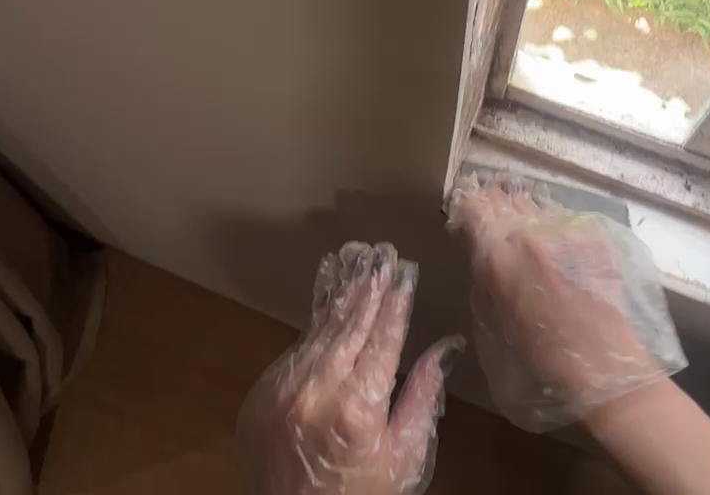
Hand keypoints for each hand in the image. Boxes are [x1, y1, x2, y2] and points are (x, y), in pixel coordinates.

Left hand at [238, 242, 463, 494]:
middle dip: (370, 286)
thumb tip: (448, 346)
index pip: (384, 336)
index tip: (406, 270)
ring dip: (343, 295)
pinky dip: (316, 324)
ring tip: (359, 263)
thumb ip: (423, 395)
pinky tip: (331, 301)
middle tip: (382, 254)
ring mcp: (283, 391)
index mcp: (358, 407)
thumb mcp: (405, 456)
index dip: (397, 300)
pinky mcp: (261, 395)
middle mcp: (317, 391)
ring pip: (321, 329)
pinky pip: (297, 349)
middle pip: (351, 324)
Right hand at [448, 173, 682, 430]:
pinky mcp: (593, 235)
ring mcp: (565, 231)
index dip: (467, 210)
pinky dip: (554, 230)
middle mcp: (529, 233)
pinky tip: (557, 251)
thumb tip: (478, 255)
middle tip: (495, 226)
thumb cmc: (535, 366)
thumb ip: (480, 281)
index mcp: (496, 257)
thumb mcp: (487, 328)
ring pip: (535, 206)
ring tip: (529, 240)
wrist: (601, 374)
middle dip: (495, 208)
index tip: (466, 220)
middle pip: (504, 198)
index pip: (473, 206)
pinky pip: (564, 220)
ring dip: (526, 217)